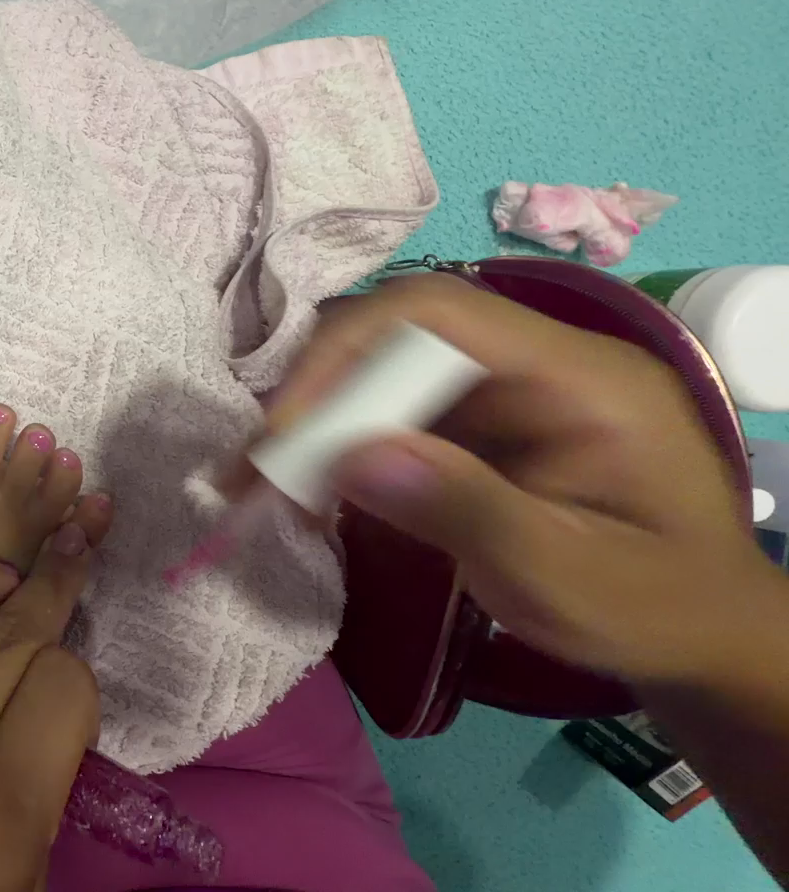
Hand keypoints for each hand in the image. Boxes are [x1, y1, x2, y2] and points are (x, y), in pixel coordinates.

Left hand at [0, 525, 102, 891]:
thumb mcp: (23, 869)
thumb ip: (45, 777)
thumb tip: (48, 693)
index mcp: (3, 802)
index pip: (64, 682)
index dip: (75, 679)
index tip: (64, 695)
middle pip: (13, 631)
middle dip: (54, 582)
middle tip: (72, 542)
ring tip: (1, 572)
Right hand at [255, 273, 788, 687]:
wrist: (690, 634)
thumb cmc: (651, 607)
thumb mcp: (569, 576)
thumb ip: (468, 511)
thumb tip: (353, 457)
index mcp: (575, 376)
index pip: (432, 313)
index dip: (342, 350)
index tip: (287, 426)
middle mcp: (523, 362)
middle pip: (385, 339)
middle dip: (312, 397)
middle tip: (257, 467)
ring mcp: (488, 390)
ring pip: (369, 375)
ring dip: (310, 426)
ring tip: (265, 486)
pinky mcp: (459, 421)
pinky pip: (374, 411)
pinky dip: (329, 447)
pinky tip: (307, 489)